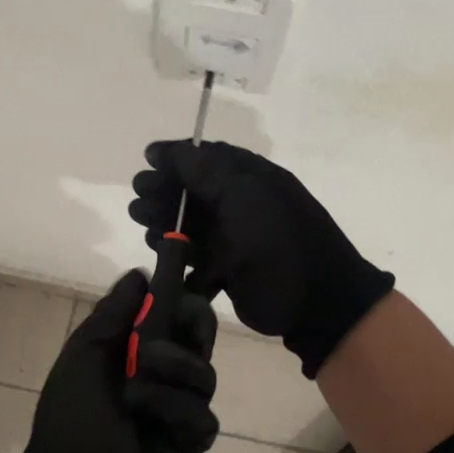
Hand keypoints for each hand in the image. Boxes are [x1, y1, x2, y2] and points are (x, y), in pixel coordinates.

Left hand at [0, 270, 219, 452]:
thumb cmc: (72, 418)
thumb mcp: (83, 358)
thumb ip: (112, 315)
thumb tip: (138, 274)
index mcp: (134, 347)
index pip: (174, 310)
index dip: (183, 298)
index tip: (184, 290)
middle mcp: (164, 370)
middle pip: (201, 336)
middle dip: (188, 335)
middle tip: (158, 348)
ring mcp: (180, 404)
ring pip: (204, 375)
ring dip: (169, 384)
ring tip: (135, 401)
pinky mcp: (192, 438)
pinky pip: (204, 417)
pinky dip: (176, 420)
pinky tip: (157, 435)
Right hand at [129, 140, 393, 376]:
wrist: (315, 302)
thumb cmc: (278, 242)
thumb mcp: (242, 196)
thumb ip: (203, 172)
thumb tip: (166, 150)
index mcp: (251, 178)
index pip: (207, 157)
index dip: (176, 156)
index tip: (147, 159)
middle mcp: (242, 203)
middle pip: (194, 190)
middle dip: (164, 191)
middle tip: (138, 198)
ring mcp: (235, 237)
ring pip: (191, 223)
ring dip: (166, 221)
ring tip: (143, 222)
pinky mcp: (229, 269)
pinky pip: (196, 256)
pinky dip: (177, 254)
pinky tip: (161, 251)